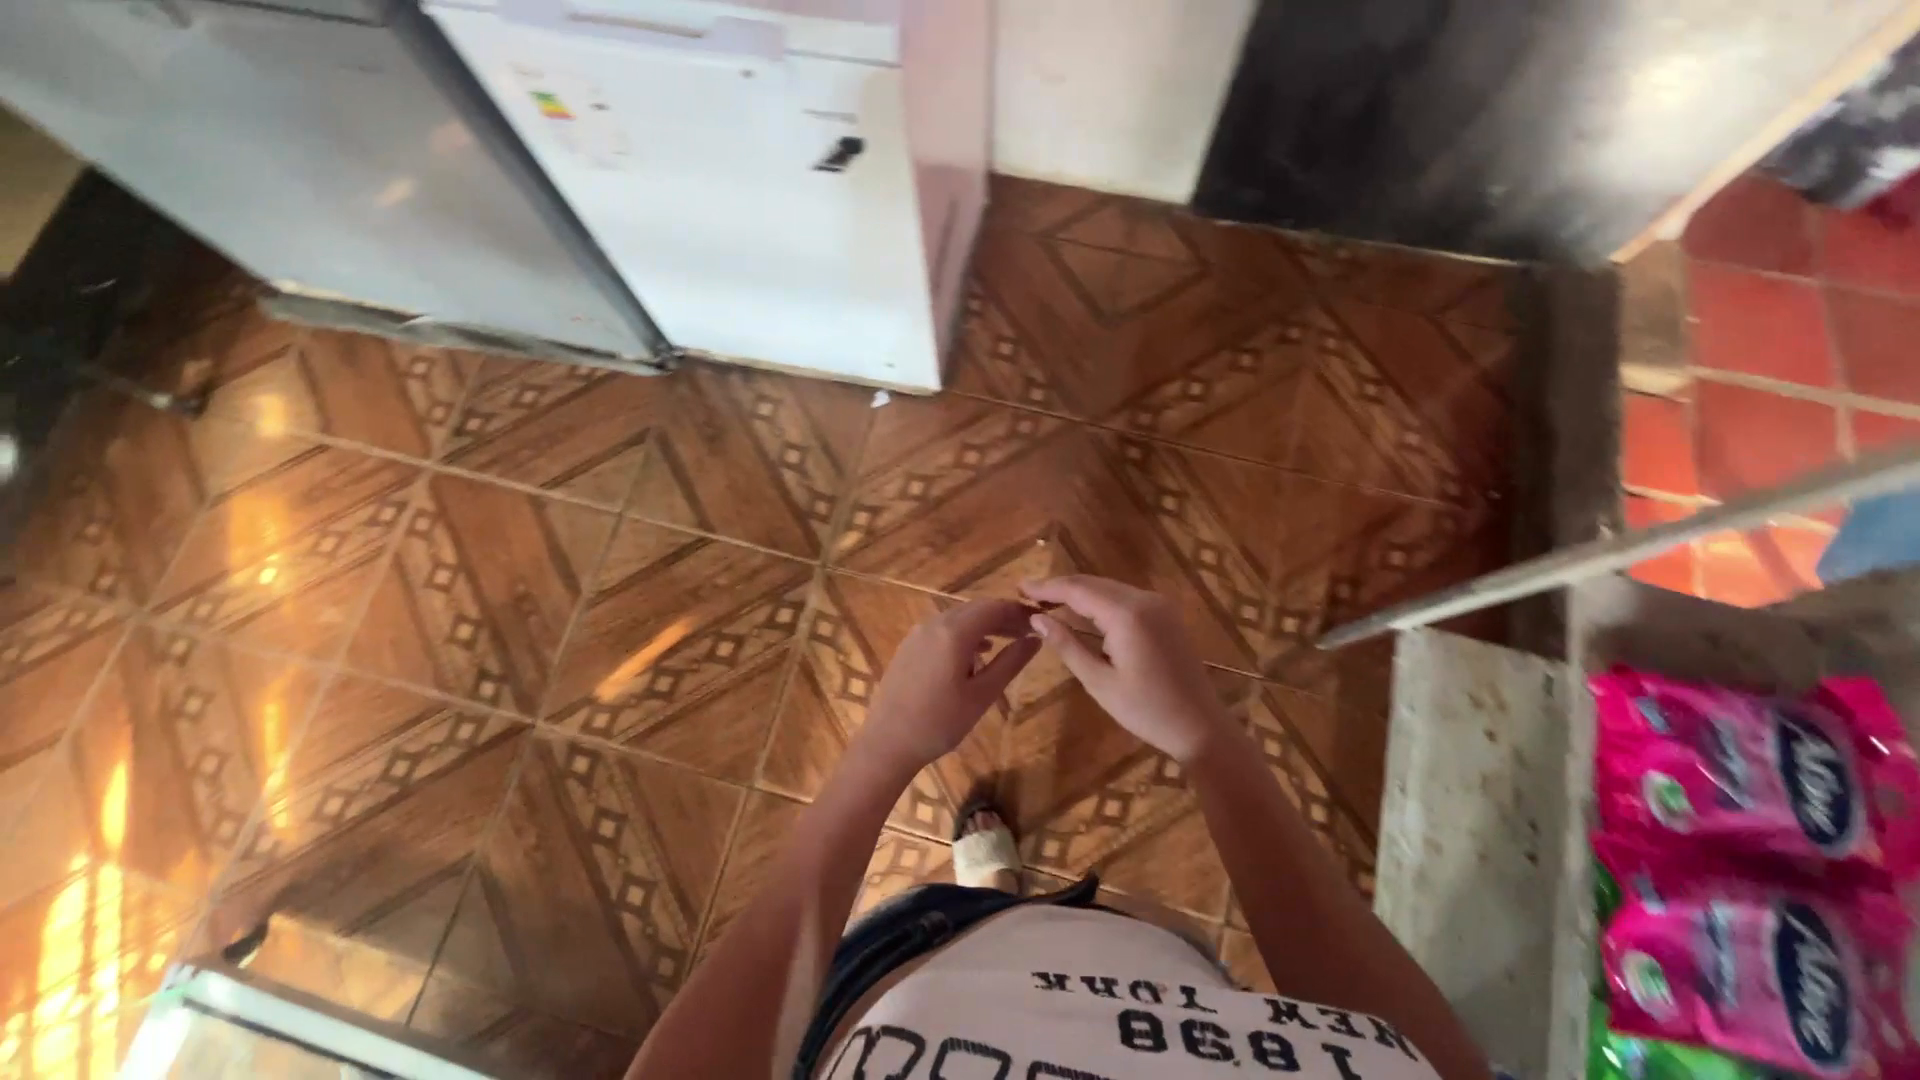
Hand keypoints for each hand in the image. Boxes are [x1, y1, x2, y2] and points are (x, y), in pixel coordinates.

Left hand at [855, 598, 1041, 775]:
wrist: (887, 743)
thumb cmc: (940, 722)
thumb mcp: (982, 694)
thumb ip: (1010, 663)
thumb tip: (1035, 639)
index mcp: (953, 632)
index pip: (994, 607)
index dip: (1019, 611)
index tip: (1040, 621)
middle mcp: (933, 624)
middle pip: (975, 609)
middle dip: (1003, 617)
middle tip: (1027, 632)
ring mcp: (916, 635)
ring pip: (957, 618)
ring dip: (983, 625)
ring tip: (1007, 642)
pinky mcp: (907, 648)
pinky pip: (941, 630)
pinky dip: (963, 635)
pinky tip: (975, 655)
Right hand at [1022, 576, 1233, 763]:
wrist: (1200, 725)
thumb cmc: (1146, 710)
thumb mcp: (1098, 681)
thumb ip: (1066, 645)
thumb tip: (1037, 619)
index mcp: (1127, 614)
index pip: (1077, 589)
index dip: (1046, 587)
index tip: (1019, 588)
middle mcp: (1145, 599)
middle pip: (1093, 583)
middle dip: (1060, 587)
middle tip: (1027, 594)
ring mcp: (1159, 605)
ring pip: (1109, 588)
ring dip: (1079, 592)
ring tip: (1047, 601)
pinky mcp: (1166, 615)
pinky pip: (1125, 598)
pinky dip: (1099, 600)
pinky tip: (1081, 611)